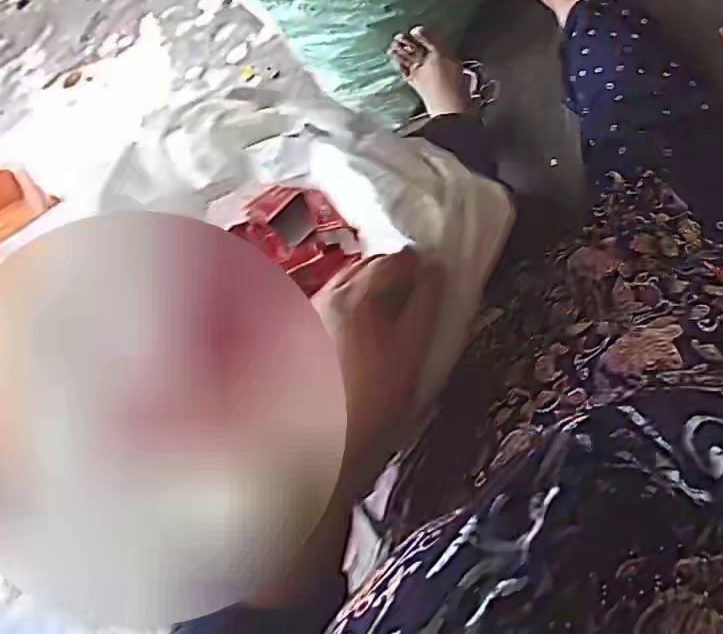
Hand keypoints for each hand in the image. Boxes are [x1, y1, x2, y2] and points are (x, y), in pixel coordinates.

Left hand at [312, 250, 436, 490]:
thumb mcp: (411, 351)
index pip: (395, 259)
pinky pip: (325, 312)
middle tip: (412, 294)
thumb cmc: (366, 407)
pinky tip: (355, 343)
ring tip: (385, 319)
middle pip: (364, 268)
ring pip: (342, 290)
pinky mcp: (286, 344)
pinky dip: (345, 316)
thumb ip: (426, 304)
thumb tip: (435, 272)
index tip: (430, 277)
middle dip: (389, 276)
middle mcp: (323, 299)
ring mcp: (302, 321)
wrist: (302, 463)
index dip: (419, 266)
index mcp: (356, 295)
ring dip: (366, 295)